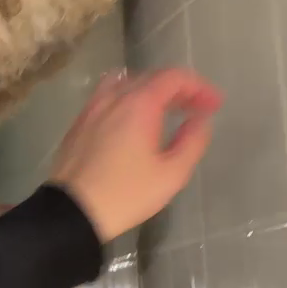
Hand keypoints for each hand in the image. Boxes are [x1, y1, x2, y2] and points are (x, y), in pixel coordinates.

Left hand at [48, 69, 221, 243]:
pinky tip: (132, 122)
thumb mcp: (171, 174)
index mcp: (139, 104)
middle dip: (177, 89)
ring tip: (164, 111)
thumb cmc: (126, 194)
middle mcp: (112, 98)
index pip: (174, 77)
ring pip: (124, 84)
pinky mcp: (78, 123)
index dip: (199, 86)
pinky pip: (105, 98)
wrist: (72, 210)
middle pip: (149, 78)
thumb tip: (200, 120)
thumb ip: (192, 141)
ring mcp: (91, 109)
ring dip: (149, 91)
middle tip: (195, 108)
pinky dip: (126, 100)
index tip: (214, 105)